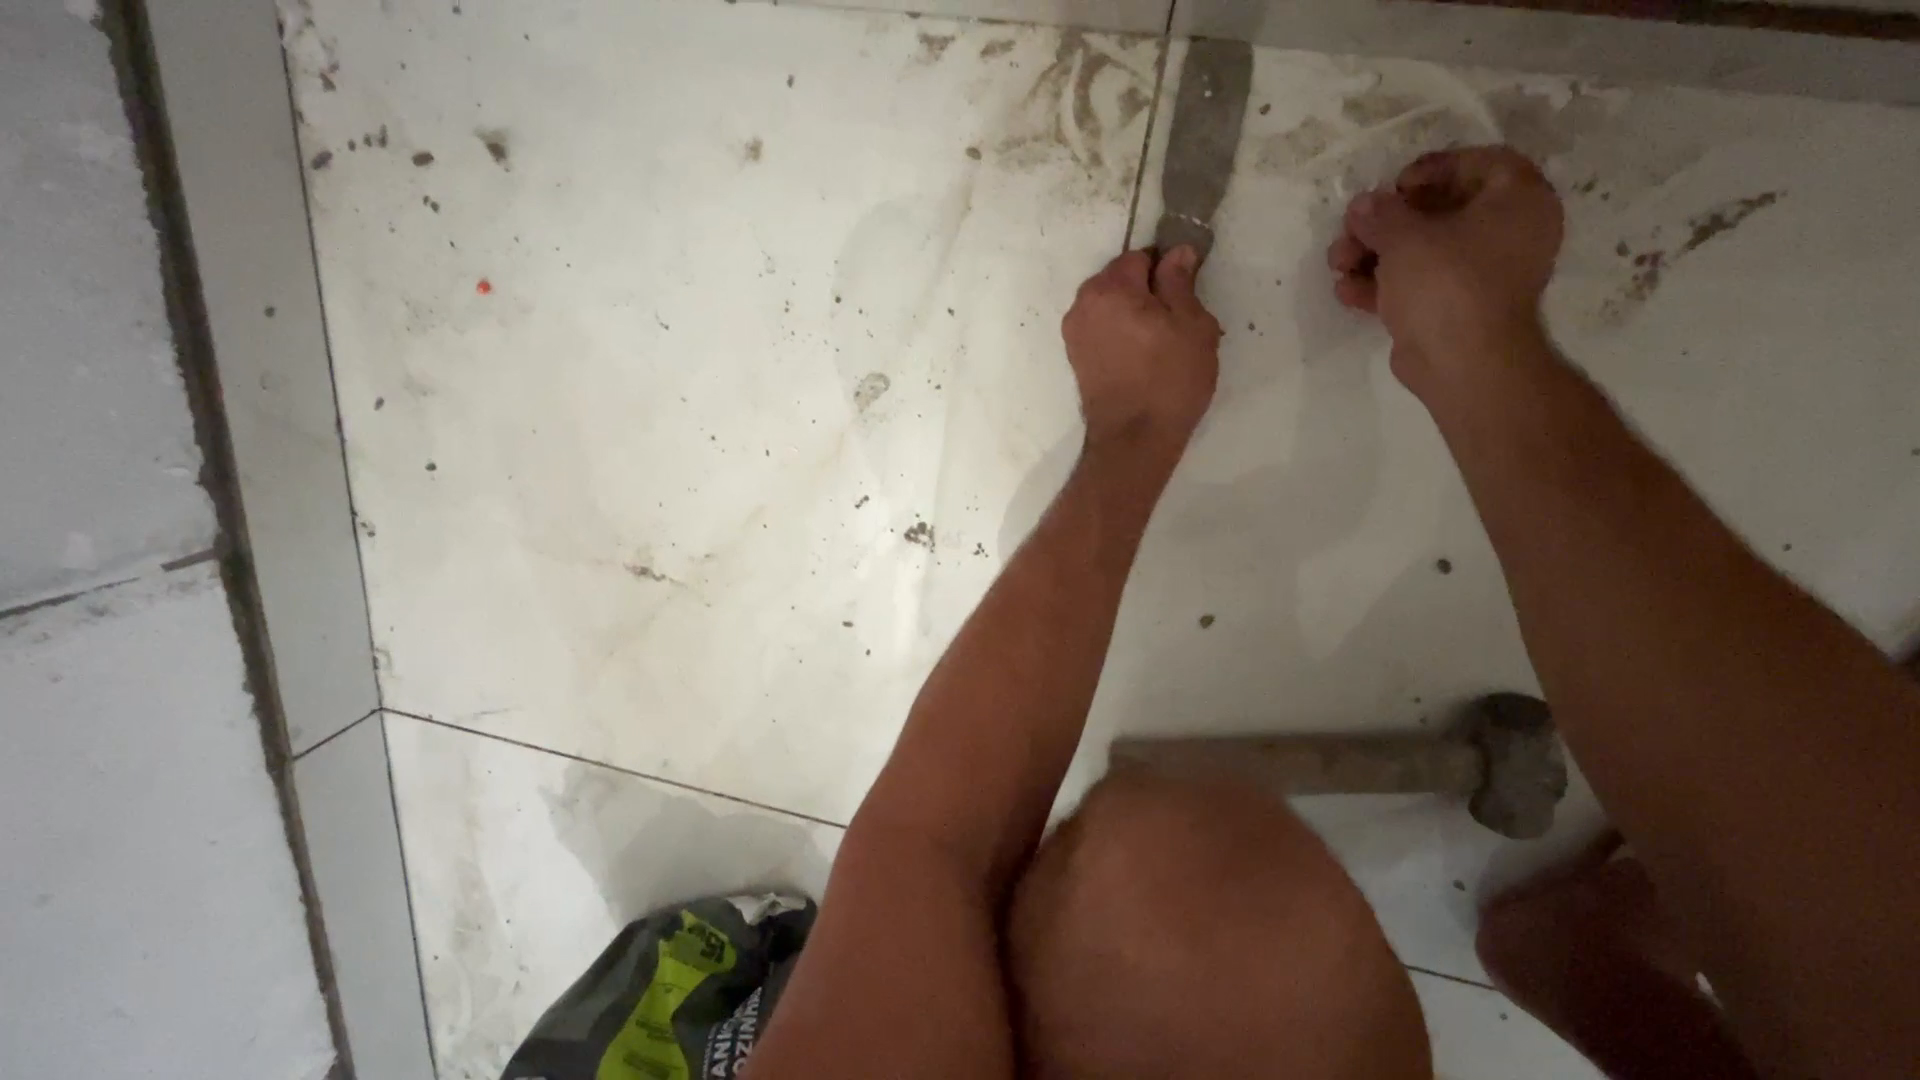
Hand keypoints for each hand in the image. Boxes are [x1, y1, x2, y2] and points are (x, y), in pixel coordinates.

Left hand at [1061, 247, 1222, 455]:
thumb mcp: (1191, 324)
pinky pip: (1102, 330)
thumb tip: (1177, 252)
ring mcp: (1074, 333)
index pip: (1140, 257)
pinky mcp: (1076, 358)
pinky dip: (1119, 334)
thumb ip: (1180, 282)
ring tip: (1160, 344)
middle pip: (1120, 280)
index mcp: (1109, 288)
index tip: (1185, 294)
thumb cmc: (1170, 380)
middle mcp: (1083, 304)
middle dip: (1147, 292)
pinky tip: (1141, 358)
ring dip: (1133, 314)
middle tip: (1177, 323)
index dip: (1166, 270)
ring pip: (1110, 306)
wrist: (1134, 439)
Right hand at [1327, 146, 1563, 393]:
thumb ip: (1381, 215)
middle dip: (1386, 222)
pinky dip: (1381, 285)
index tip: (1394, 186)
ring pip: (1420, 252)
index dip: (1433, 168)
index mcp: (1517, 201)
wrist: (1462, 362)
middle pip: (1439, 212)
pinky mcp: (1452, 310)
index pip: (1480, 164)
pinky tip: (1346, 291)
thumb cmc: (1447, 283)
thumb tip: (1363, 205)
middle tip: (1351, 228)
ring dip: (1373, 255)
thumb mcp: (1407, 238)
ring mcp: (1478, 275)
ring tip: (1337, 263)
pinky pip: (1415, 286)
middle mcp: (1505, 234)